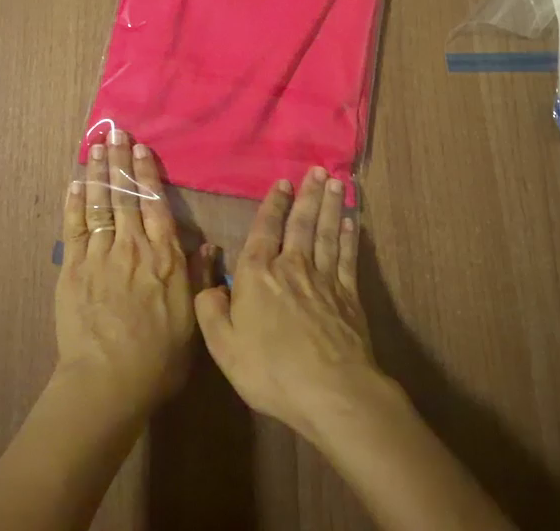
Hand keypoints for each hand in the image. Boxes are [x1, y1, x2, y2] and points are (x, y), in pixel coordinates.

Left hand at [55, 128, 201, 411]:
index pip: (155, 204)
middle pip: (126, 194)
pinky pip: (74, 227)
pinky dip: (75, 202)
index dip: (147, 173)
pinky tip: (75, 183)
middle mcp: (133, 247)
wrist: (109, 379)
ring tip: (96, 145)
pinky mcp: (74, 268)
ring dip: (98, 171)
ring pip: (100, 203)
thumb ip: (199, 278)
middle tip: (114, 131)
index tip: (141, 148)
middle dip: (120, 160)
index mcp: (165, 256)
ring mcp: (100, 255)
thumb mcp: (192, 320)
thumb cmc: (159, 357)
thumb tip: (210, 246)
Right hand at [196, 166, 385, 439]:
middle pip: (301, 223)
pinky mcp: (349, 297)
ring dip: (329, 206)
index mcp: (258, 274)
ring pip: (327, 233)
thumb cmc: (270, 369)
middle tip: (317, 170)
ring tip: (334, 183)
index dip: (273, 205)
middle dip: (307, 195)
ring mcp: (324, 280)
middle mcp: (292, 267)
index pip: (264, 230)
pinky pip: (348, 258)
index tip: (283, 183)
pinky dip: (349, 237)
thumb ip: (210, 309)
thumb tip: (209, 285)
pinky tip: (350, 222)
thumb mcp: (223, 345)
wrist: (330, 390)